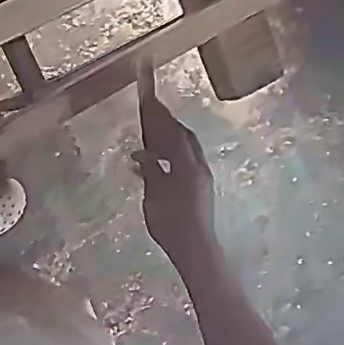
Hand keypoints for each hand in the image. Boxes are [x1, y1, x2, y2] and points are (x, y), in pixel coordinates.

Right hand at [133, 64, 220, 283]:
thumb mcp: (155, 199)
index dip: (160, 113)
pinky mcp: (201, 188)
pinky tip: (160, 160)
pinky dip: (173, 153)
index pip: (172, 131)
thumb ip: (151, 174)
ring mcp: (202, 178)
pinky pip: (187, 161)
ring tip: (153, 133)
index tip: (148, 94)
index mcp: (187, 166)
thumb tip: (141, 154)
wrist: (197, 249)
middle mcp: (198, 167)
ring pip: (187, 148)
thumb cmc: (173, 226)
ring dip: (171, 137)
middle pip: (183, 136)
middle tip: (150, 110)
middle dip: (167, 122)